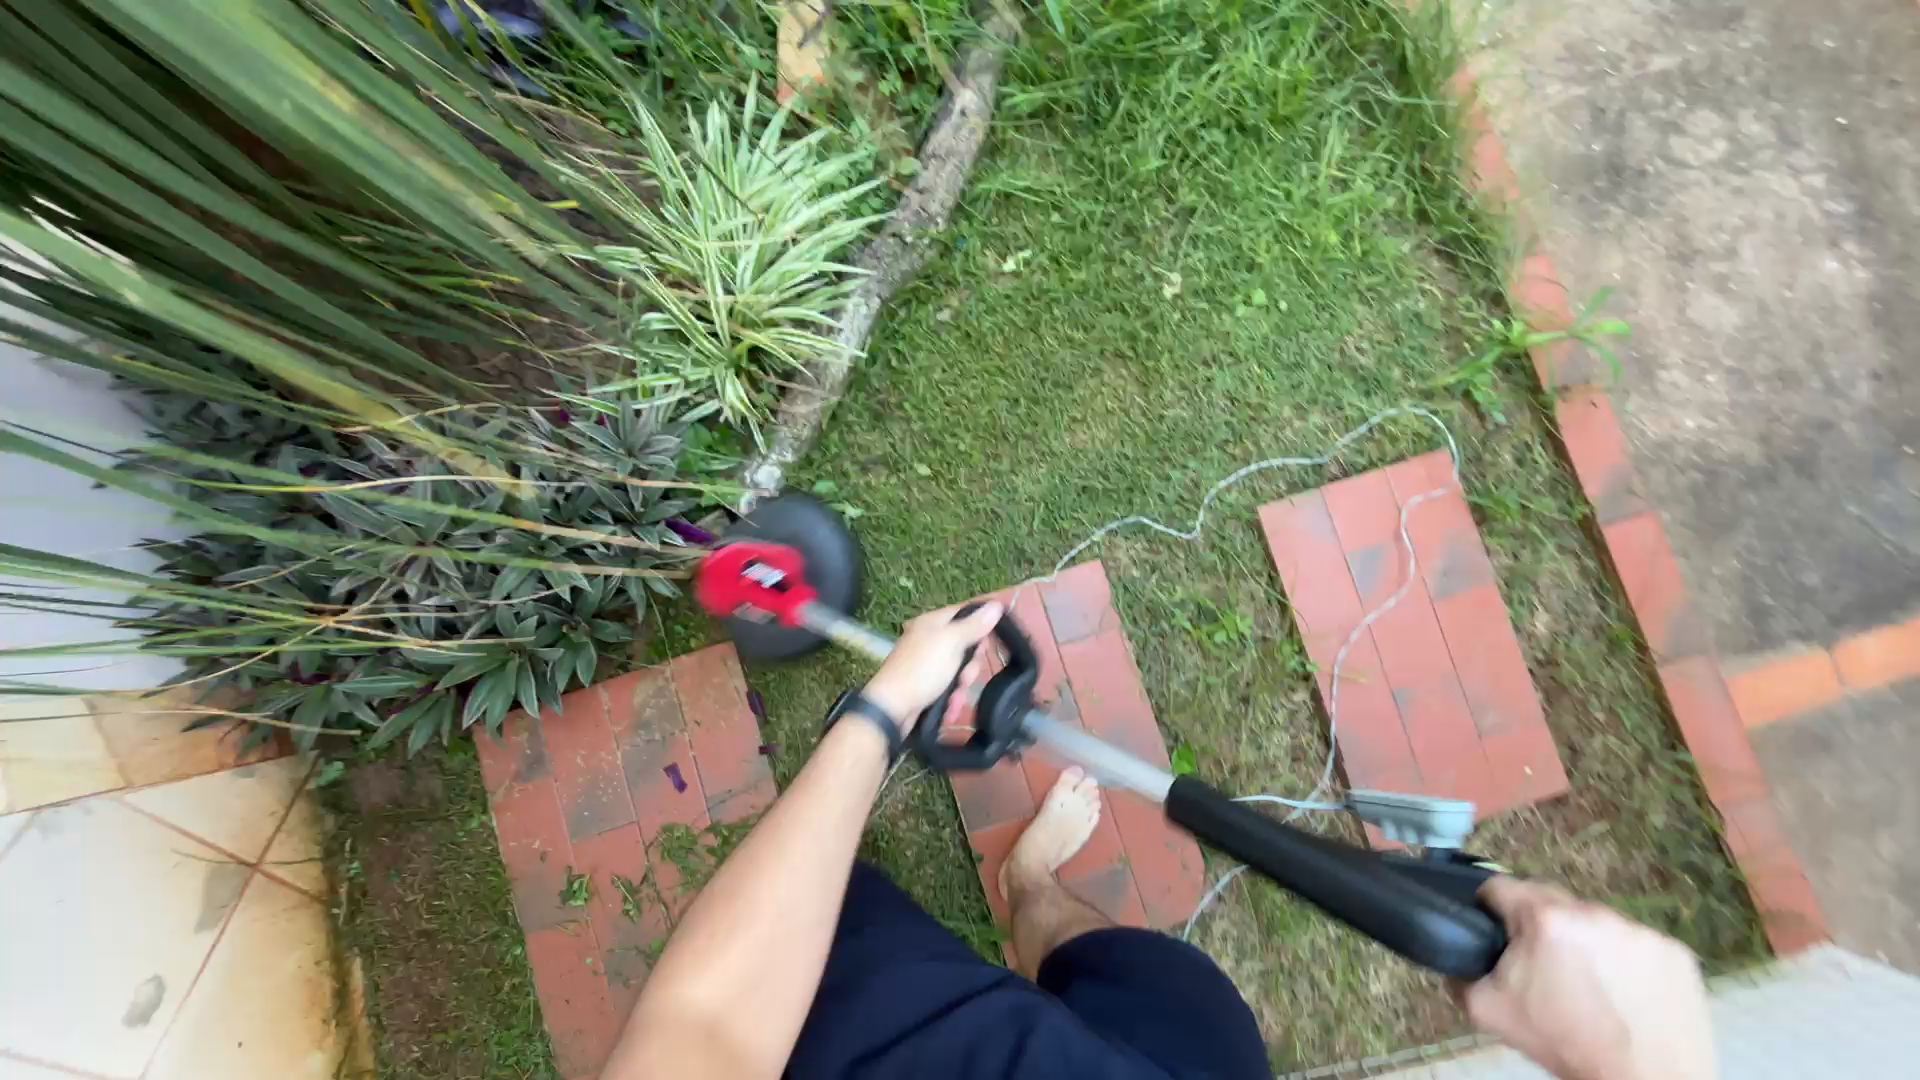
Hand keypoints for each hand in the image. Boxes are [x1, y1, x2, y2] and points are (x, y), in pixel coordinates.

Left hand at [860, 601, 1003, 732]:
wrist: (892, 708)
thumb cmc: (922, 669)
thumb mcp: (952, 642)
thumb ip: (975, 625)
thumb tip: (996, 604)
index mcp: (932, 622)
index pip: (965, 614)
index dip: (981, 627)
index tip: (988, 643)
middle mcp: (929, 639)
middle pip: (965, 645)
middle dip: (970, 666)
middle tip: (964, 676)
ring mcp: (927, 663)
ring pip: (959, 669)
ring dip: (961, 686)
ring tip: (954, 697)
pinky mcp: (926, 685)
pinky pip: (949, 686)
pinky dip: (952, 697)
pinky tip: (950, 708)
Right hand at [1457, 877, 1713, 1079]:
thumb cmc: (1564, 1044)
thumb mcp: (1487, 1009)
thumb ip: (1458, 970)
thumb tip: (1451, 952)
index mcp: (1542, 918)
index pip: (1498, 886)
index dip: (1489, 906)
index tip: (1493, 929)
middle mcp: (1590, 912)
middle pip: (1546, 897)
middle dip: (1535, 921)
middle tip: (1539, 960)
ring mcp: (1639, 931)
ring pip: (1591, 918)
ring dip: (1581, 937)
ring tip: (1585, 977)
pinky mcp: (1675, 952)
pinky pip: (1634, 940)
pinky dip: (1623, 956)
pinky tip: (1622, 985)